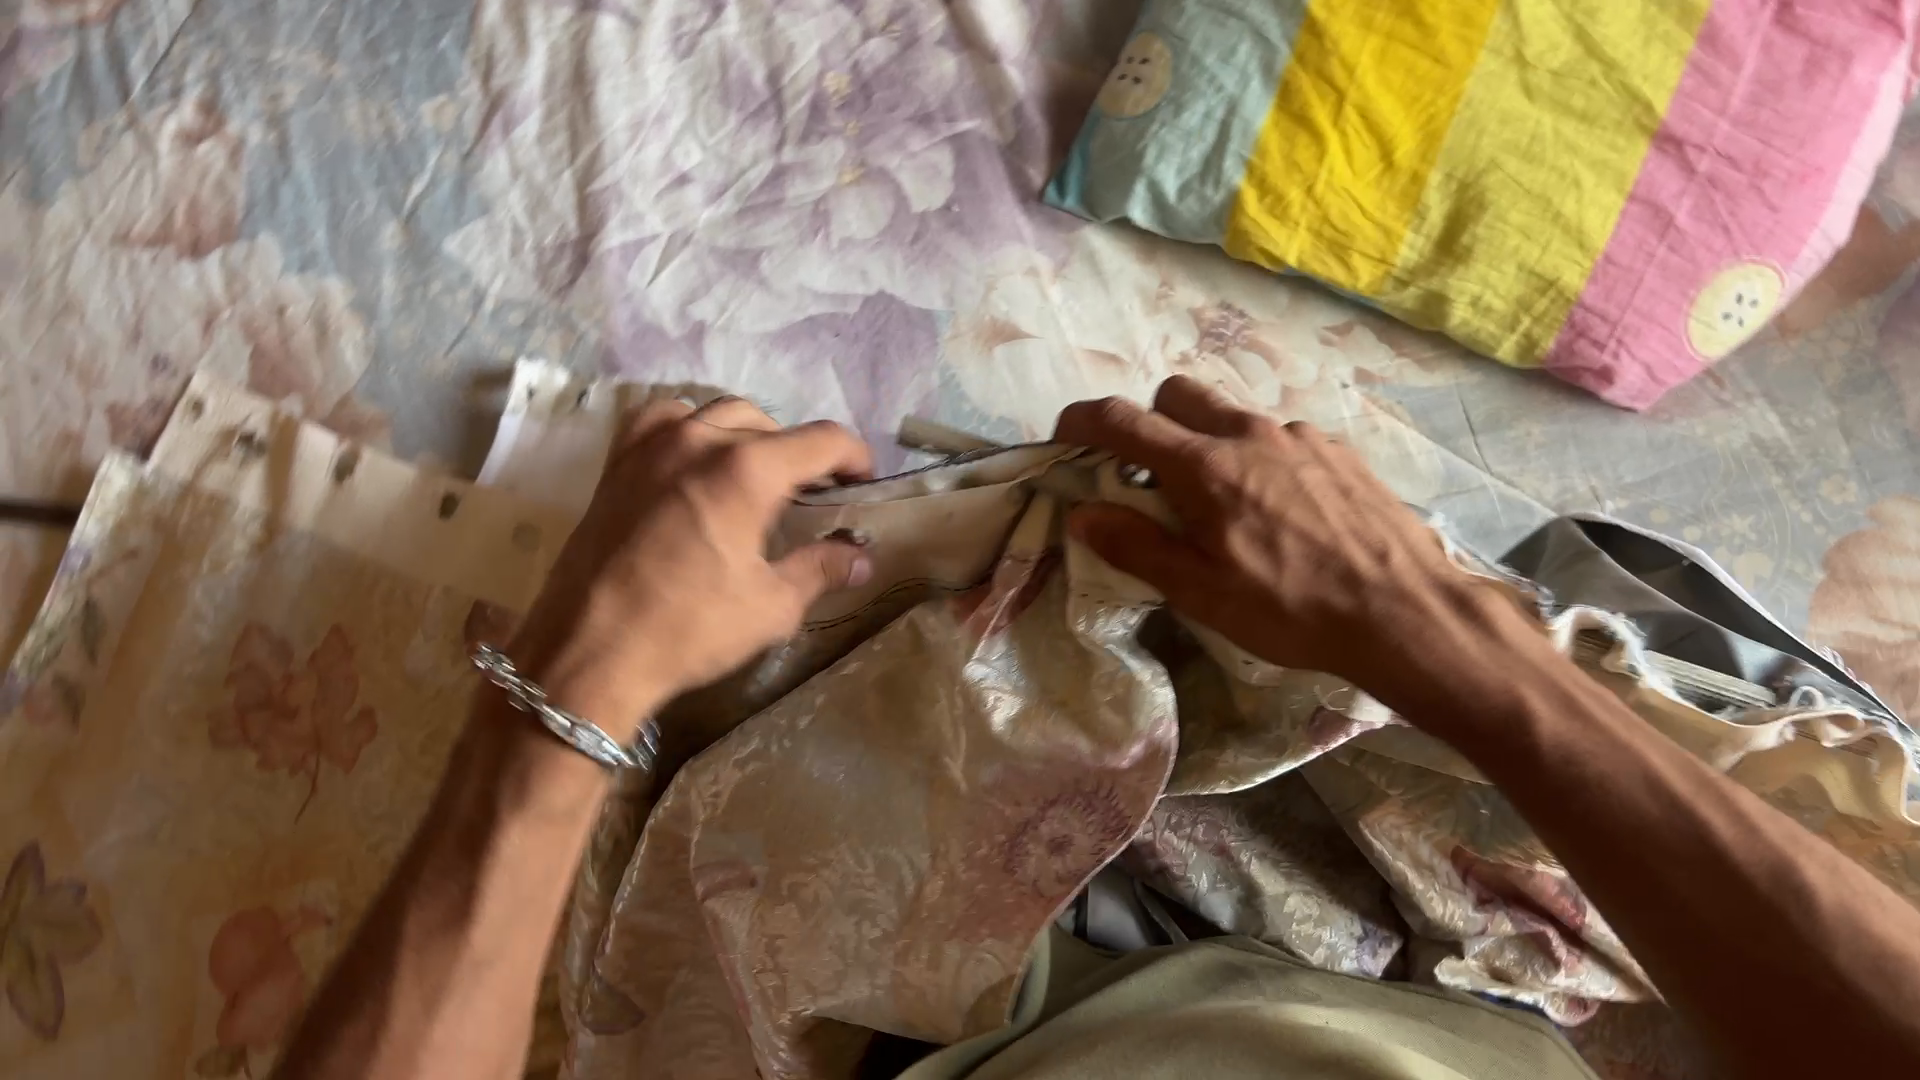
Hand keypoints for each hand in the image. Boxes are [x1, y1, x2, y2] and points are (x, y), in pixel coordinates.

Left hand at [503, 397, 873, 737]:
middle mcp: (700, 441)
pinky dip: (692, 429)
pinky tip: (695, 460)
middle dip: (802, 452)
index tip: (864, 479)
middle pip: (772, 424)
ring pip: (718, 414)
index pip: (821, 440)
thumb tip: (862, 558)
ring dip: (750, 435)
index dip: (855, 455)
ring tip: (758, 473)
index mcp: (747, 471)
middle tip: (814, 491)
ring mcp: (652, 446)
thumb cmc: (689, 629)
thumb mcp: (772, 605)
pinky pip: (664, 420)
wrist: (589, 652)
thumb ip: (821, 569)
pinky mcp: (618, 463)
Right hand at [1055, 376, 1535, 714]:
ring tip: (1222, 502)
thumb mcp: (1199, 591)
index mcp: (1204, 467)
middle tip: (1150, 476)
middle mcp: (1247, 434)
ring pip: (1230, 415)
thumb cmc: (1289, 607)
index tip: (1065, 436)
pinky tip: (1279, 510)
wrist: (1405, 611)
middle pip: (1177, 392)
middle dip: (1149, 420)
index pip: (1123, 421)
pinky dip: (1256, 458)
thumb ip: (1135, 546)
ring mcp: (1298, 437)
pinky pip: (1276, 437)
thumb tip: (1082, 514)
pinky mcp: (1336, 451)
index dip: (1082, 421)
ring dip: (1205, 441)